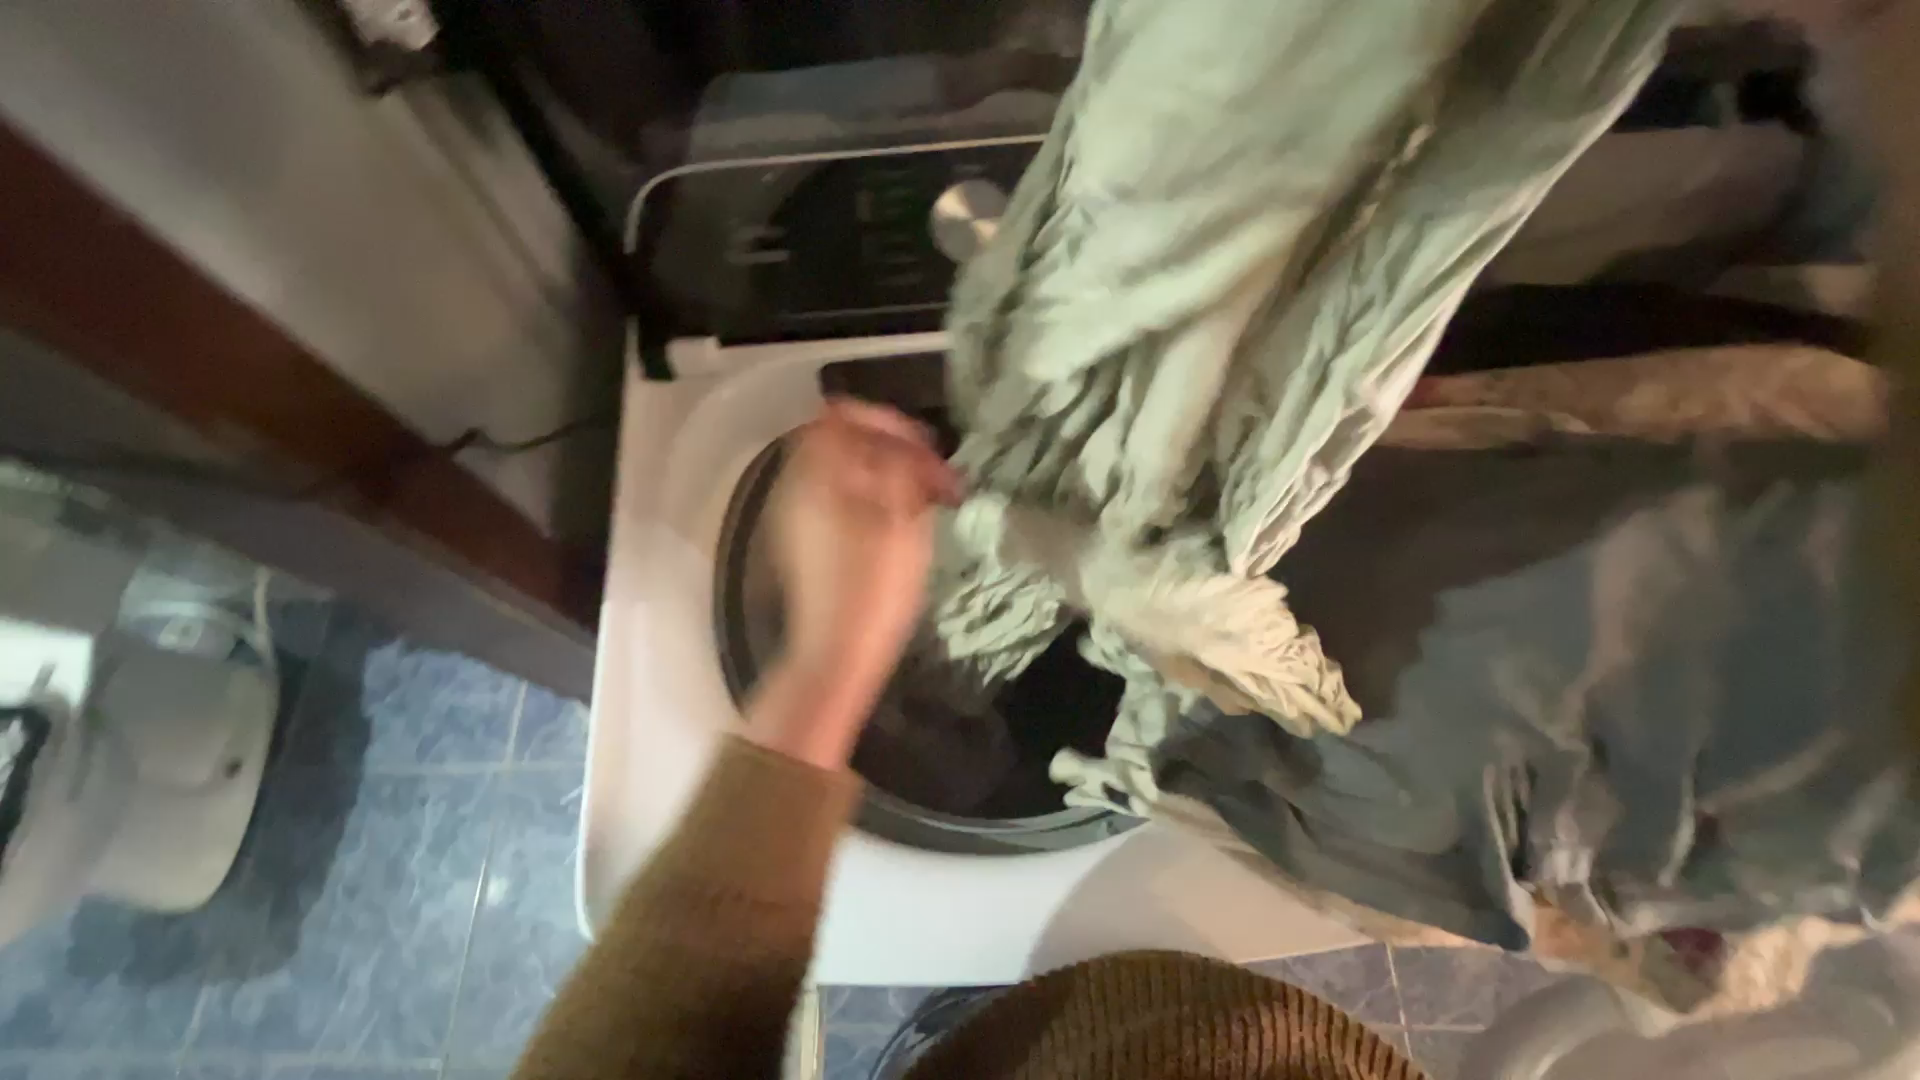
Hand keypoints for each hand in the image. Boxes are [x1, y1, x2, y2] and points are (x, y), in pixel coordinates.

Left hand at [746, 400, 962, 767]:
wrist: (835, 657)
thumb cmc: (872, 589)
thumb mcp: (899, 520)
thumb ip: (896, 467)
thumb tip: (896, 440)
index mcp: (815, 476)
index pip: (841, 416)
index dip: (886, 421)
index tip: (925, 446)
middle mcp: (796, 489)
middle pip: (841, 443)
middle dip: (891, 450)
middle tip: (932, 476)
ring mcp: (795, 518)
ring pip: (843, 473)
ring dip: (885, 477)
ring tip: (923, 502)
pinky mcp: (804, 545)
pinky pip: (838, 500)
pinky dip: (871, 500)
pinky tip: (897, 528)